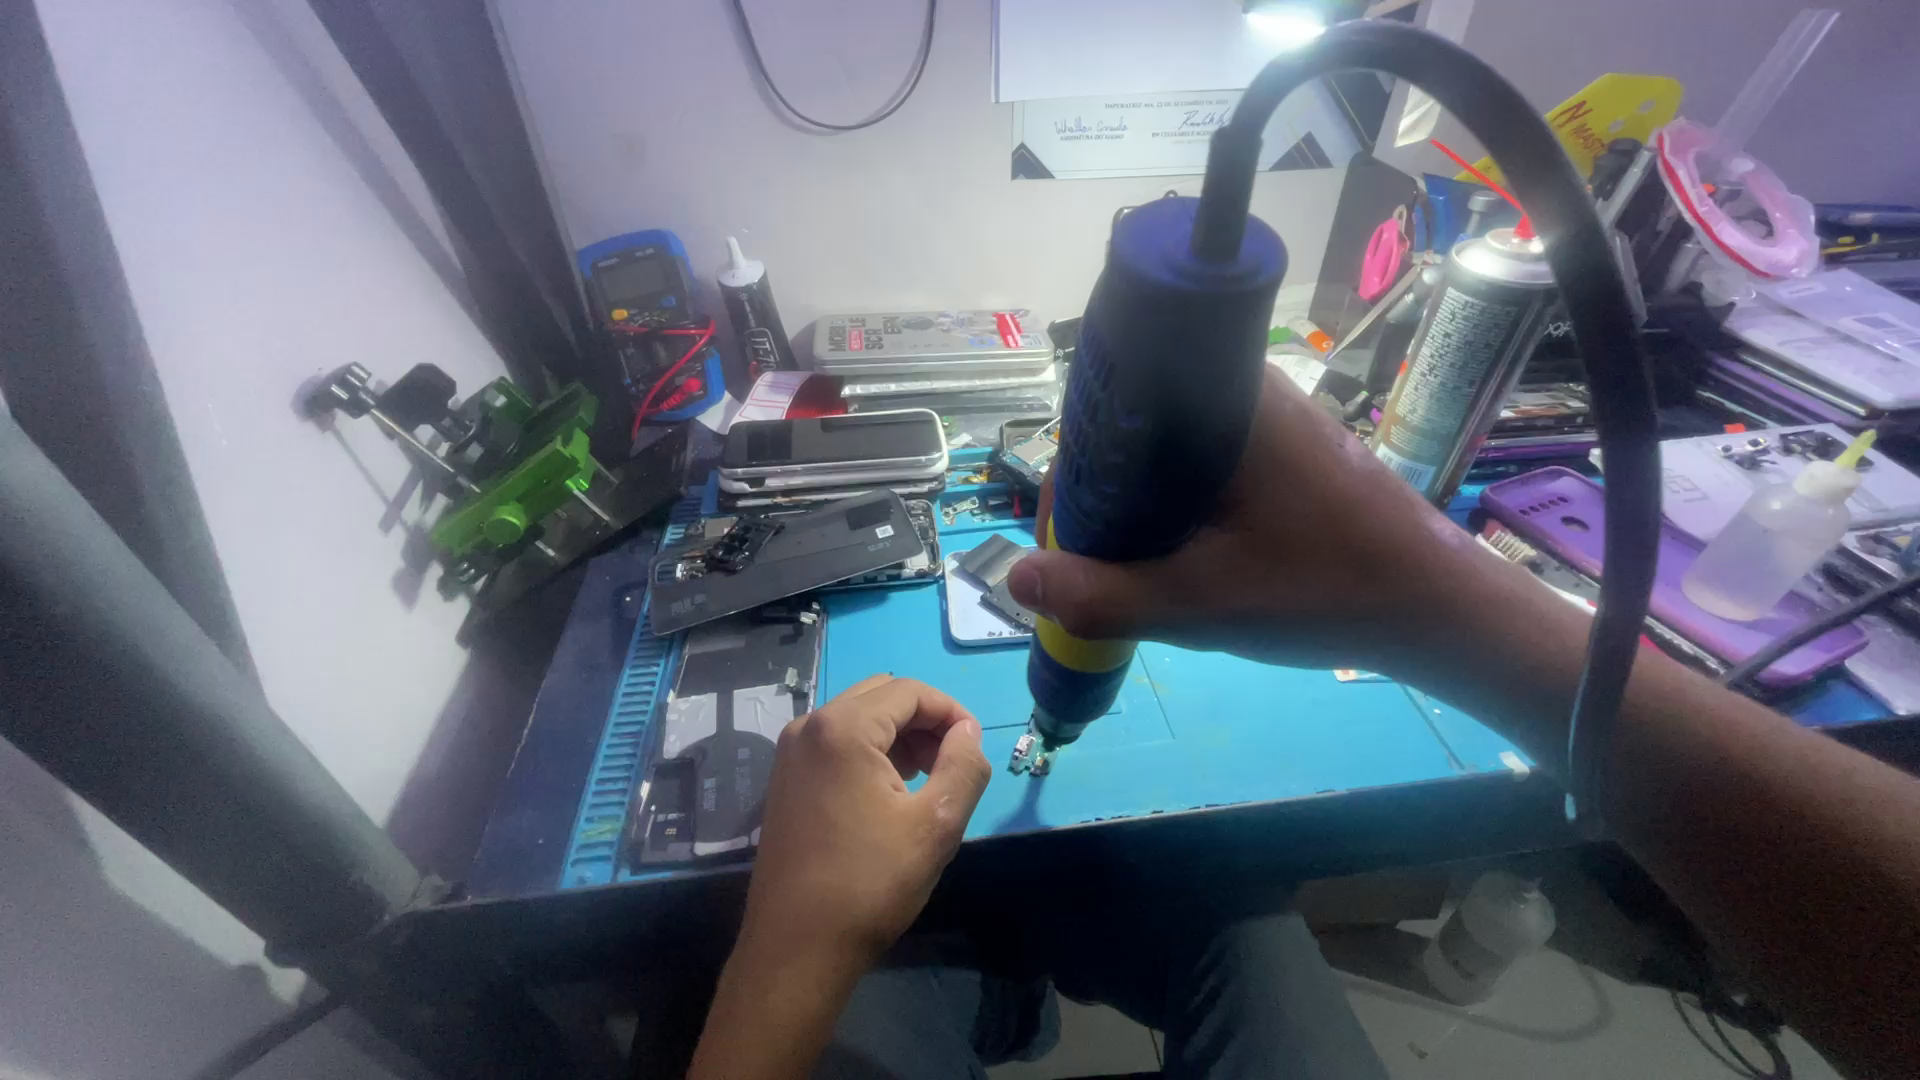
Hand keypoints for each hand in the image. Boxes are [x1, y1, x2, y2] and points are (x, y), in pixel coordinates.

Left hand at [740, 675, 990, 969]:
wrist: (795, 950)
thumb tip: (968, 731)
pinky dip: (871, 751)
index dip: (950, 712)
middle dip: (924, 721)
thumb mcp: (936, 825)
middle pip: (882, 696)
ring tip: (926, 780)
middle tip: (950, 764)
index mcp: (842, 728)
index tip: (974, 748)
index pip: (910, 691)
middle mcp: (810, 726)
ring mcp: (792, 752)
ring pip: (859, 717)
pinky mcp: (786, 777)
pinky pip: (837, 741)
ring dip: (899, 735)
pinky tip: (890, 791)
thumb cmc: (869, 885)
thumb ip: (964, 766)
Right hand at [1009, 369, 1497, 673]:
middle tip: (1098, 560)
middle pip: (1133, 428)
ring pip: (1164, 449)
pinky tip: (1175, 551)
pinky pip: (1196, 463)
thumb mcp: (1201, 602)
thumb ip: (1102, 595)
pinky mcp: (1277, 448)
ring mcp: (1263, 417)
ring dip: (1136, 503)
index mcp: (1220, 398)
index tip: (1070, 531)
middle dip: (1102, 494)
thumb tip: (1016, 579)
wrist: (1440, 608)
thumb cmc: (1325, 590)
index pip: (1110, 405)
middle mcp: (1240, 389)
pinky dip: (1170, 503)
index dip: (1074, 468)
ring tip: (1132, 562)